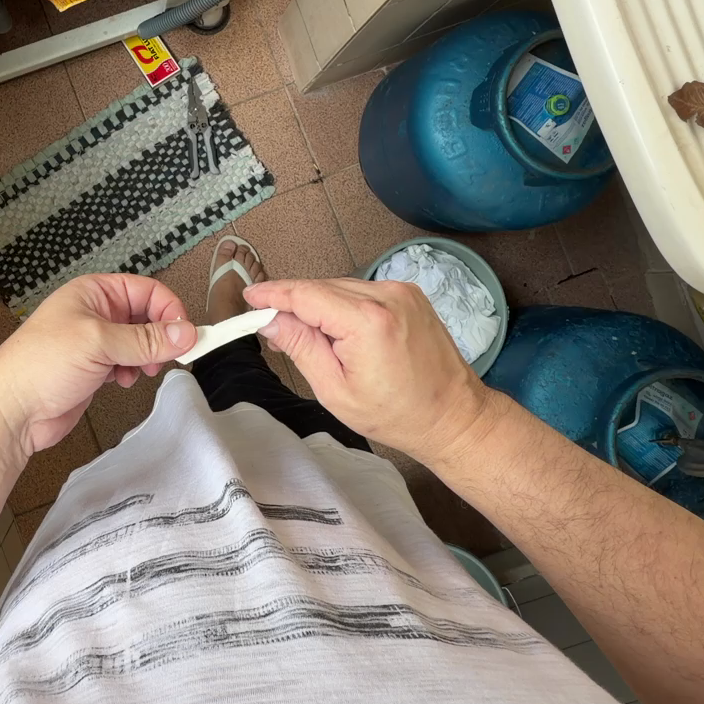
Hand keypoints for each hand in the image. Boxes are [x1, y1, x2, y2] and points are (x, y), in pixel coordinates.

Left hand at [0, 274, 195, 460]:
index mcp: (94, 292)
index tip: (184, 335)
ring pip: (139, 342)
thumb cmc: (43, 364)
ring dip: (146, 357)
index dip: (169, 309)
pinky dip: (132, 371)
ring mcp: (94, 341)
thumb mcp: (100, 343)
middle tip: (167, 358)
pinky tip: (121, 381)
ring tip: (140, 372)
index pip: (146, 290)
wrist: (12, 411)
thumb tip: (187, 333)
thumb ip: (146, 339)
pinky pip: (127, 362)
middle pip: (146, 316)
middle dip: (160, 336)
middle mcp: (96, 312)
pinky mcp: (94, 367)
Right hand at [244, 278, 503, 461]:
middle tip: (268, 323)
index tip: (249, 296)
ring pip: (340, 286)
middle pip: (321, 287)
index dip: (273, 294)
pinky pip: (360, 290)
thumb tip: (269, 321)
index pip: (305, 294)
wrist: (454, 417)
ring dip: (317, 304)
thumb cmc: (396, 414)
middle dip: (292, 302)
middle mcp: (386, 296)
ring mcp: (401, 291)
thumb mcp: (335, 390)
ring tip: (305, 333)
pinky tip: (336, 328)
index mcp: (367, 321)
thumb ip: (300, 347)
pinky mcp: (409, 294)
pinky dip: (340, 303)